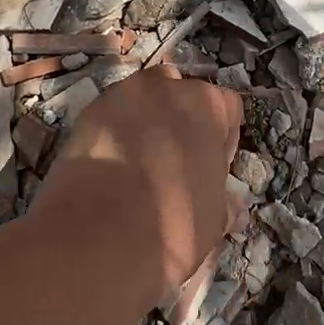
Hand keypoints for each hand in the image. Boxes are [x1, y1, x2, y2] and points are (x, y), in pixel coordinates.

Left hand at [33, 67, 241, 301]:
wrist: (99, 237)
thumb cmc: (173, 224)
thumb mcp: (212, 220)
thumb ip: (224, 201)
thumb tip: (234, 209)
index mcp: (208, 105)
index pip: (227, 108)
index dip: (221, 139)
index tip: (211, 168)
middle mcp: (167, 87)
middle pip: (182, 94)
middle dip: (181, 121)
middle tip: (174, 163)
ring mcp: (123, 94)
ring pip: (143, 99)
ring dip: (146, 120)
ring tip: (138, 162)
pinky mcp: (89, 111)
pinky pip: (111, 114)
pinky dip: (114, 132)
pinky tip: (111, 166)